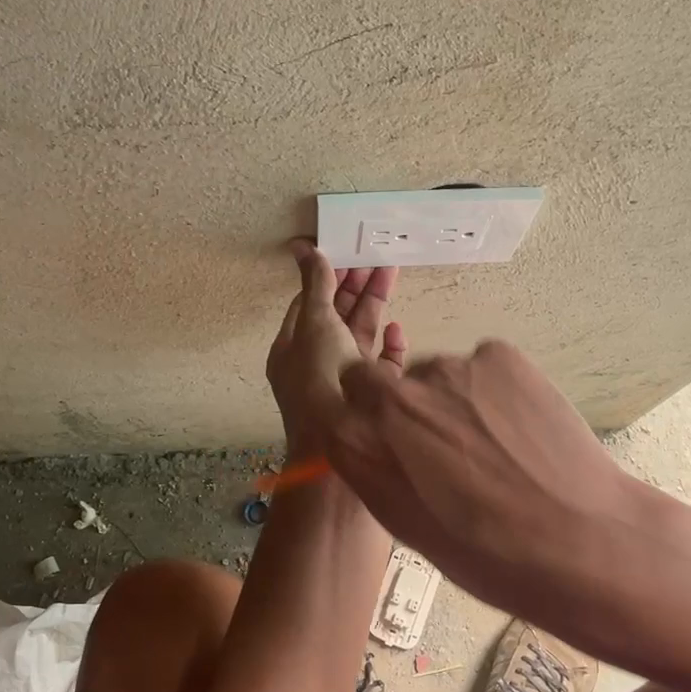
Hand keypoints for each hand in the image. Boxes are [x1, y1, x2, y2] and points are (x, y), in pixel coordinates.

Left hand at [266, 240, 406, 455]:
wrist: (341, 444)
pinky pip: (382, 366)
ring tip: (391, 272)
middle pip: (337, 317)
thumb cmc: (321, 379)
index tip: (346, 253)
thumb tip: (303, 247)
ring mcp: (345, 382)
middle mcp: (317, 365)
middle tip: (375, 255)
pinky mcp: (373, 397)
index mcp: (293, 349)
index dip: (326, 278)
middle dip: (355, 286)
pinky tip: (398, 329)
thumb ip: (316, 284)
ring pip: (361, 336)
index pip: (308, 304)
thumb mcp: (314, 323)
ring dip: (374, 305)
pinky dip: (391, 346)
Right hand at [324, 340, 648, 614]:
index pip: (335, 404)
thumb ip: (375, 468)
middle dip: (396, 401)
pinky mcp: (496, 353)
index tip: (384, 438)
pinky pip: (482, 365)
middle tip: (439, 440)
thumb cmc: (486, 555)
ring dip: (451, 398)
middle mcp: (391, 394)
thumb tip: (371, 441)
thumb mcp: (407, 524)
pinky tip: (520, 425)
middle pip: (375, 378)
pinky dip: (493, 388)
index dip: (359, 419)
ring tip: (495, 443)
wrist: (578, 538)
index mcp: (357, 441)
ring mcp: (447, 367)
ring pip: (435, 373)